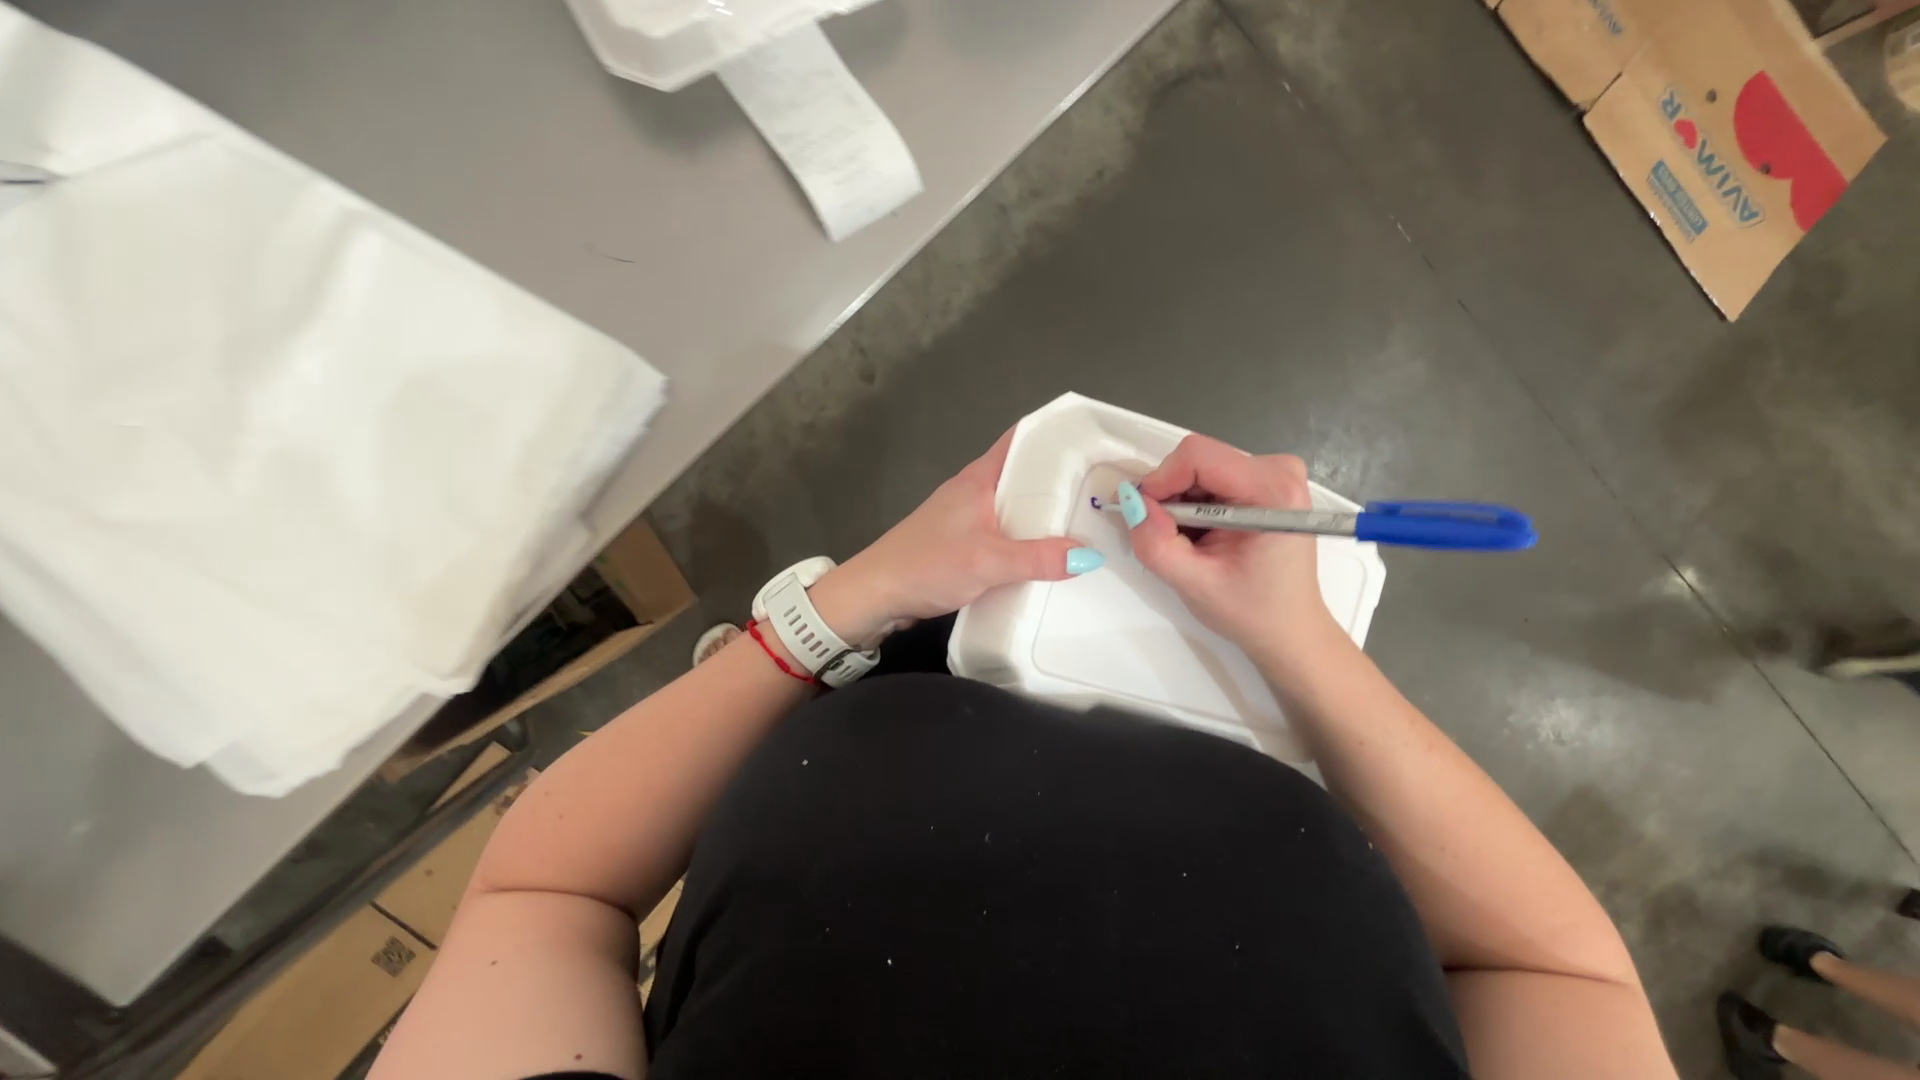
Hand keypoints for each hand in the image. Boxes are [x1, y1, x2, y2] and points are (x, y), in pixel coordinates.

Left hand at [810, 430, 1099, 647]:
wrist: (875, 595)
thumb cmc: (927, 565)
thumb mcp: (988, 562)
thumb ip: (1037, 559)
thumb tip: (1089, 556)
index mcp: (979, 479)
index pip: (1022, 440)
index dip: (1056, 435)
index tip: (1094, 440)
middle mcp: (974, 492)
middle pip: (1025, 476)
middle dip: (1061, 481)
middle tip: (1104, 490)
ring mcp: (967, 518)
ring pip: (1015, 508)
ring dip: (1044, 515)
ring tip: (1087, 523)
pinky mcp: (962, 544)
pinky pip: (1005, 534)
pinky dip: (1027, 540)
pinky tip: (1048, 557)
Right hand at [1123, 434, 1340, 663]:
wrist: (1288, 628)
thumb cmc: (1250, 611)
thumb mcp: (1193, 584)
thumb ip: (1156, 544)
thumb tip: (1131, 501)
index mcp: (1272, 490)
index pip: (1197, 456)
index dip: (1161, 481)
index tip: (1148, 517)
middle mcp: (1278, 469)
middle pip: (1197, 460)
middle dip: (1171, 497)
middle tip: (1172, 539)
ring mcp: (1274, 472)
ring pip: (1199, 468)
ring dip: (1181, 503)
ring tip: (1191, 542)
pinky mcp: (1264, 481)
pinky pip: (1210, 477)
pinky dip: (1194, 505)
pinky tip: (1204, 535)